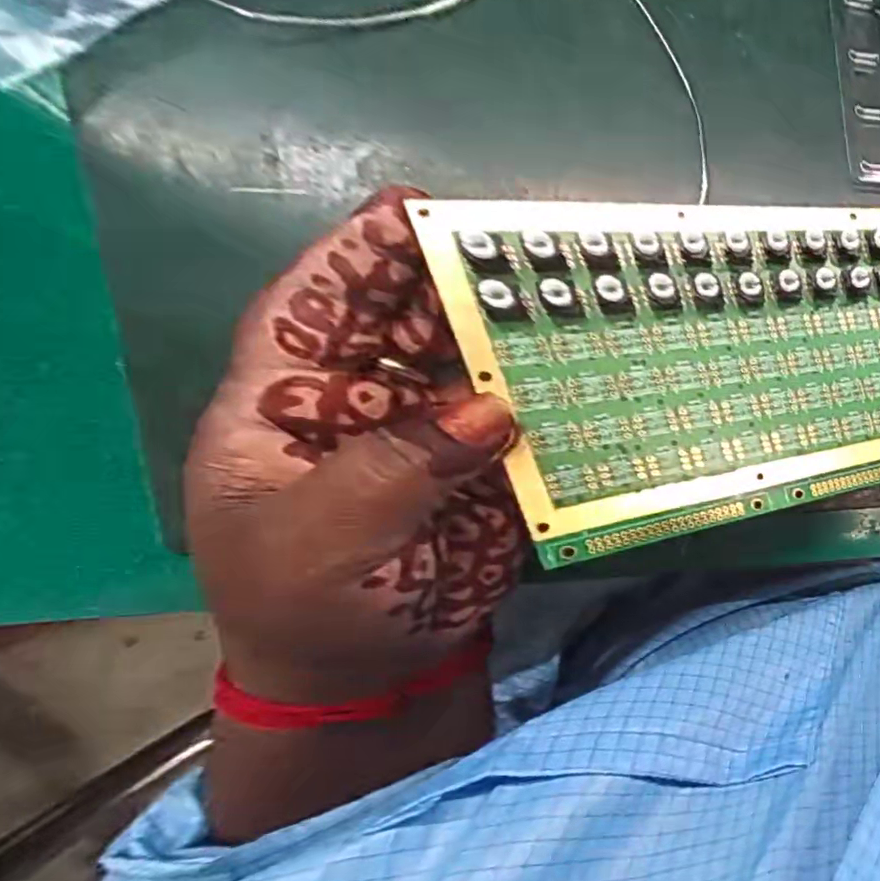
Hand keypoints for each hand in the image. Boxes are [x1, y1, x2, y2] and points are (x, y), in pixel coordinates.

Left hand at [185, 187, 526, 703]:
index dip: (361, 255)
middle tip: (524, 256)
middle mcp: (370, 404)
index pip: (319, 307)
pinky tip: (587, 379)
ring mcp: (437, 436)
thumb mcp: (322, 539)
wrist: (371, 672)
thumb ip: (397, 468)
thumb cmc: (309, 606)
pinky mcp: (489, 469)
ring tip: (571, 308)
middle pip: (413, 324)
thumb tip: (493, 408)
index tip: (416, 208)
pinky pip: (524, 423)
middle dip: (461, 286)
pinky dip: (553, 403)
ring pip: (478, 367)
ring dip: (519, 341)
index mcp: (292, 402)